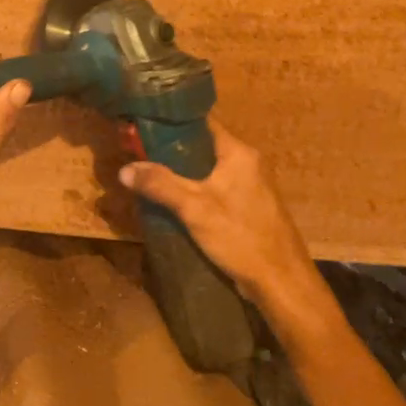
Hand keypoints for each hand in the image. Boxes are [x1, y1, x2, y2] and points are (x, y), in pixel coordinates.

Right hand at [120, 121, 316, 307]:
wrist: (281, 283)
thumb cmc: (241, 237)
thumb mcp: (194, 208)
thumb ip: (159, 185)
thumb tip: (124, 169)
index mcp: (239, 154)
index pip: (201, 123)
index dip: (171, 122)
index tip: (142, 126)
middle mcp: (247, 164)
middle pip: (202, 147)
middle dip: (170, 151)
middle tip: (138, 154)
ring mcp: (249, 187)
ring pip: (207, 171)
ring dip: (180, 174)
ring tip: (148, 176)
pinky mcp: (247, 209)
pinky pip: (214, 190)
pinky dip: (193, 192)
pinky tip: (172, 203)